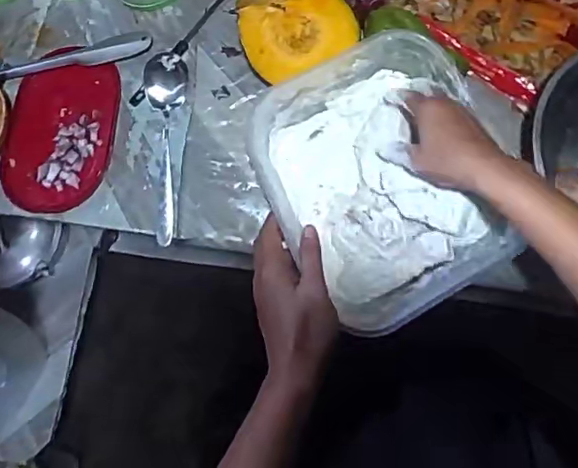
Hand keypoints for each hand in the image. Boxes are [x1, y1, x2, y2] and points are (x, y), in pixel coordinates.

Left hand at [251, 216, 337, 389]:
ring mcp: (262, 292)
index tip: (293, 203)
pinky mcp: (268, 303)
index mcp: (270, 271)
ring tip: (304, 236)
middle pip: (264, 244)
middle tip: (301, 216)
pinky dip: (282, 260)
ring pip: (267, 258)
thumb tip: (306, 228)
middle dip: (279, 228)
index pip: (267, 233)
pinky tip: (301, 264)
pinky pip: (271, 271)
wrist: (293, 373)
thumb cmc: (307, 331)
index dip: (277, 216)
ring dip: (281, 244)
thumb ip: (310, 258)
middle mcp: (260, 278)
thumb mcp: (316, 292)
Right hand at [404, 93, 515, 191]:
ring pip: (442, 104)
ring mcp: (460, 108)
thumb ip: (402, 152)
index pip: (408, 96)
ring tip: (428, 124)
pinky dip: (448, 118)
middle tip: (411, 115)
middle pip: (427, 97)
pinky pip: (454, 113)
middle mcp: (443, 102)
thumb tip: (389, 147)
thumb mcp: (418, 162)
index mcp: (426, 107)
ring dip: (435, 110)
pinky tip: (447, 131)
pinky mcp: (474, 119)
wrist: (486, 167)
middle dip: (418, 103)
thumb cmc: (447, 161)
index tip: (393, 104)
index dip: (399, 100)